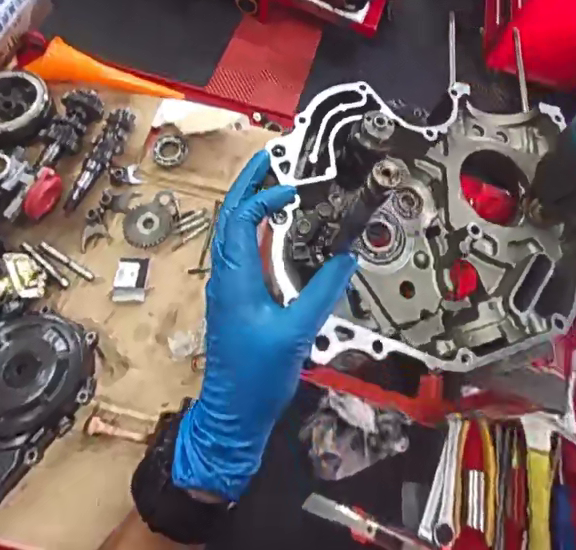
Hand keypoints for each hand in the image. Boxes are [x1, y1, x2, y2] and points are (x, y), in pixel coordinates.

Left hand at [171, 152, 356, 498]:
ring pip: (234, 230)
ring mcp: (231, 286)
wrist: (231, 418)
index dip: (263, 197)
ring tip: (275, 179)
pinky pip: (245, 248)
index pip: (241, 221)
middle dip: (248, 183)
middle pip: (230, 216)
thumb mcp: (296, 332)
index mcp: (234, 280)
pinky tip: (278, 222)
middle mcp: (227, 276)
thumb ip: (323, 290)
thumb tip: (347, 258)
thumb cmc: (255, 379)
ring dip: (252, 200)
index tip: (292, 188)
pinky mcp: (239, 296)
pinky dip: (258, 224)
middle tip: (272, 157)